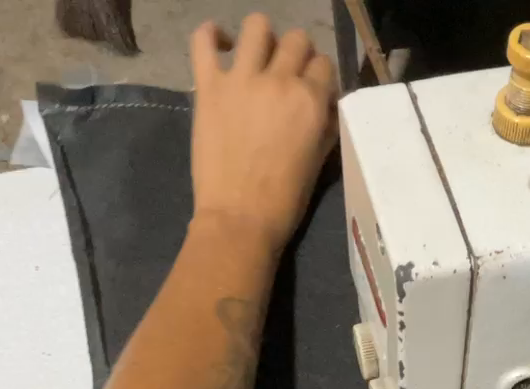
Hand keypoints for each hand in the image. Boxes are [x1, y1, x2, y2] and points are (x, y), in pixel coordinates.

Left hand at [189, 16, 336, 252]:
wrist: (240, 220)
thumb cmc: (285, 202)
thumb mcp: (319, 164)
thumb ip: (325, 129)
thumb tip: (326, 109)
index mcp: (311, 102)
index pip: (325, 66)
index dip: (320, 78)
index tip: (313, 92)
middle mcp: (280, 81)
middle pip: (297, 40)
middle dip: (297, 55)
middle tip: (287, 77)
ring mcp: (242, 79)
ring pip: (258, 26)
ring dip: (262, 38)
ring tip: (257, 59)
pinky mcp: (209, 86)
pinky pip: (204, 39)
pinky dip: (212, 35)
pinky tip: (220, 47)